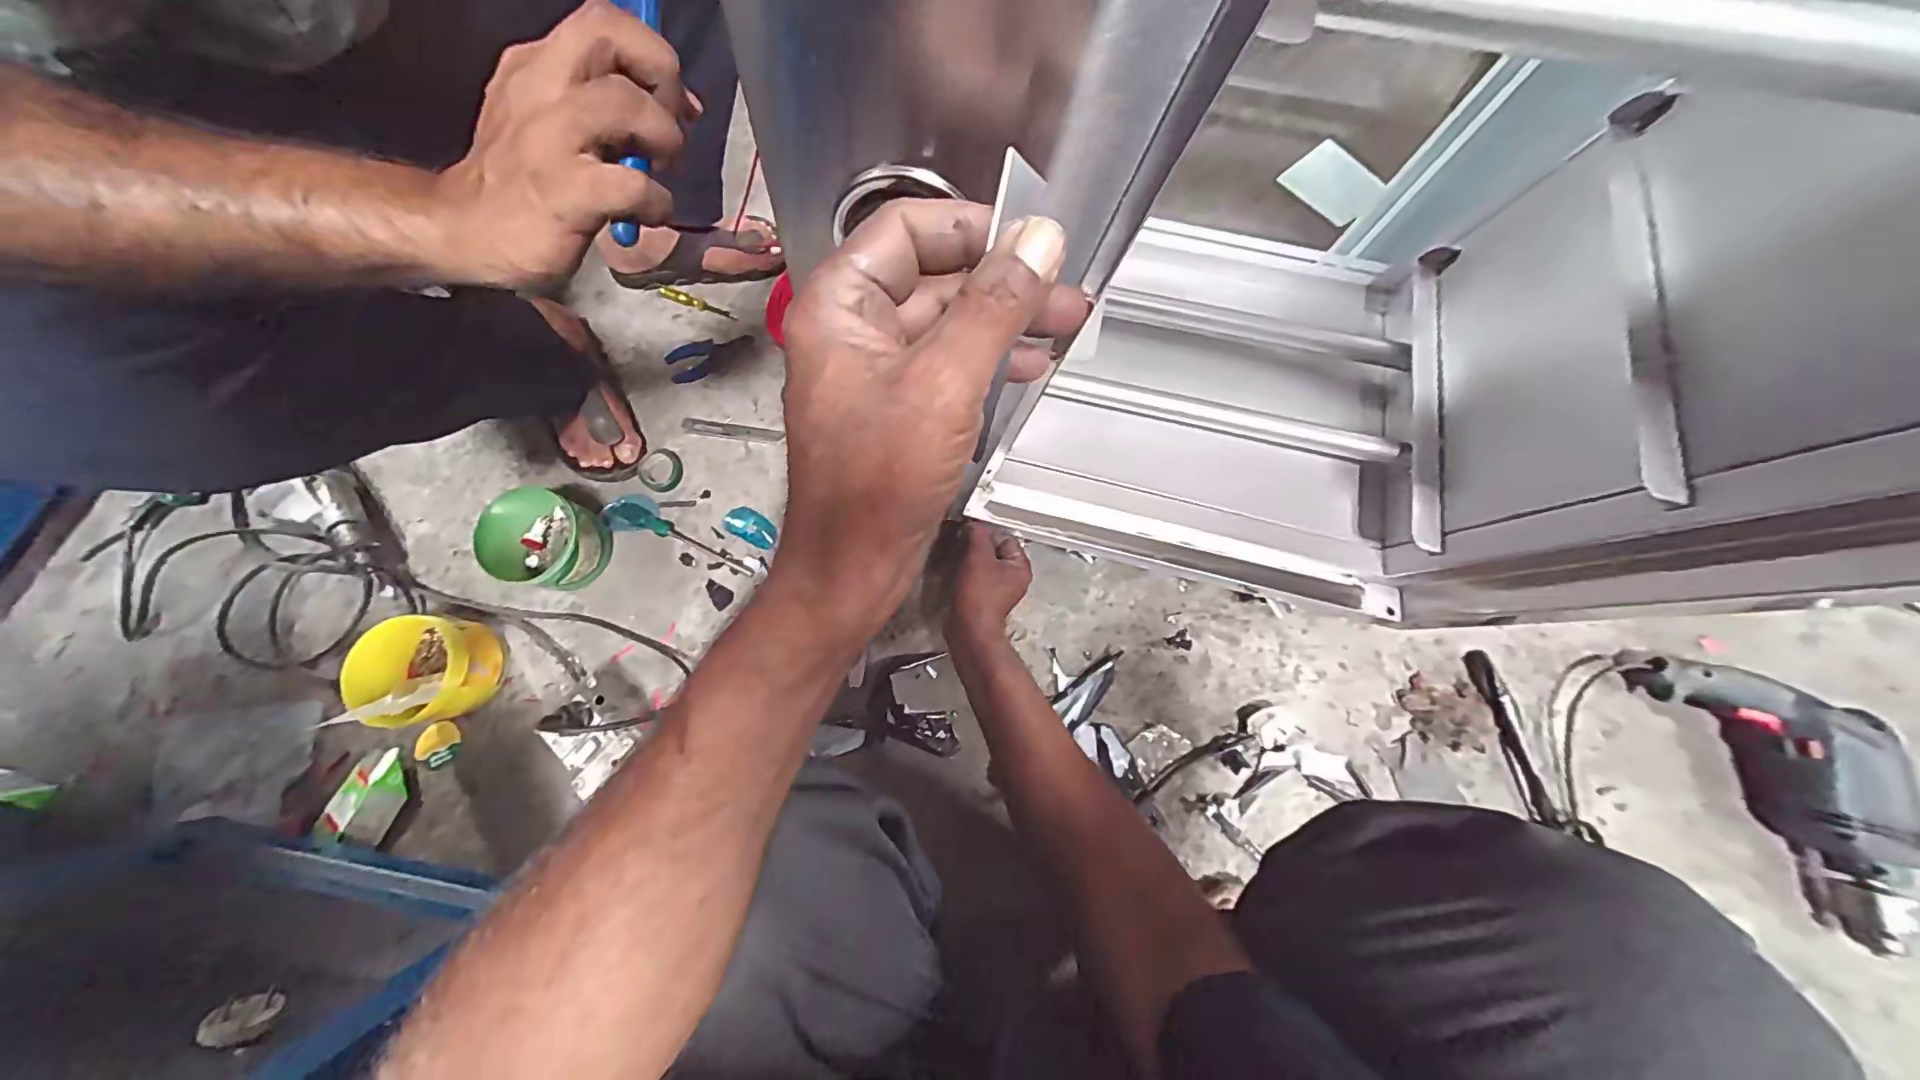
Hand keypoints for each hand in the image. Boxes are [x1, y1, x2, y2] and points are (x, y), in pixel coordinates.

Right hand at [431, 0, 698, 290]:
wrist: (468, 232)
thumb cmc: (523, 182)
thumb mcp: (555, 122)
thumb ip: (609, 104)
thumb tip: (679, 102)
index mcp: (538, 67)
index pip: (603, 20)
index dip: (652, 53)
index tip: (676, 103)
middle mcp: (539, 88)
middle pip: (608, 34)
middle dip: (660, 75)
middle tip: (668, 131)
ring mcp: (548, 138)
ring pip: (625, 103)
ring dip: (664, 137)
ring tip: (660, 173)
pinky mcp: (565, 192)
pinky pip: (632, 184)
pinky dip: (657, 201)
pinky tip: (649, 215)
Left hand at [775, 199, 1090, 625]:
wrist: (854, 567)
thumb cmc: (881, 481)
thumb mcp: (944, 383)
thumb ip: (993, 306)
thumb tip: (1041, 239)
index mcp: (839, 305)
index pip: (906, 229)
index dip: (972, 227)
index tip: (1032, 243)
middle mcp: (852, 330)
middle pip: (934, 278)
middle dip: (1003, 283)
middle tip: (1068, 294)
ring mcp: (876, 372)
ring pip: (948, 325)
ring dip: (1005, 322)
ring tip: (1068, 327)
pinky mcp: (899, 409)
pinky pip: (947, 366)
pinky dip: (989, 361)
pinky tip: (1031, 365)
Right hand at [948, 523, 1032, 640]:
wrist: (969, 628)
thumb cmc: (978, 592)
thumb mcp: (978, 556)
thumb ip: (978, 534)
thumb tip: (973, 524)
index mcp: (1021, 566)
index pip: (1006, 537)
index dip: (987, 532)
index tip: (968, 532)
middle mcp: (1015, 577)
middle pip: (995, 550)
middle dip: (978, 545)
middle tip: (961, 543)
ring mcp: (1001, 589)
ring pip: (986, 564)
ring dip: (971, 558)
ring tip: (957, 556)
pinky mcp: (987, 598)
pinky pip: (979, 577)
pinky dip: (969, 572)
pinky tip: (957, 571)